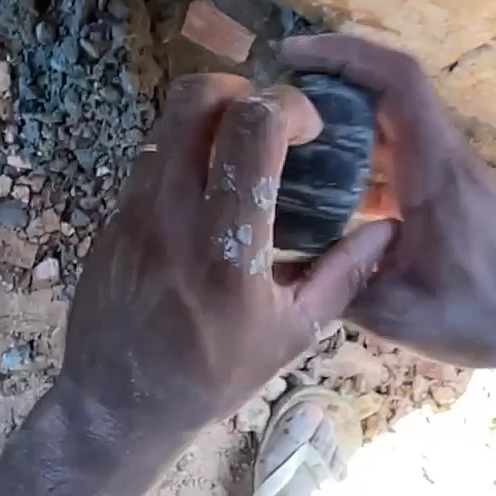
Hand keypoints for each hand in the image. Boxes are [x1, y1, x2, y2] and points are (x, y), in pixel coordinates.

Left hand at [60, 74, 394, 436]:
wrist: (121, 404)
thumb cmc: (212, 376)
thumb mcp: (290, 337)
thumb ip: (341, 277)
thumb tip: (385, 232)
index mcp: (227, 247)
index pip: (251, 129)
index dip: (288, 106)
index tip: (308, 127)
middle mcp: (171, 217)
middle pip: (193, 100)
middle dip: (239, 91)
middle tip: (265, 124)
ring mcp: (132, 216)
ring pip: (165, 128)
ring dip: (206, 127)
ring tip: (234, 163)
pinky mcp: (111, 224)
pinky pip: (147, 166)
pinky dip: (180, 162)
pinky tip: (201, 202)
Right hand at [283, 34, 495, 367]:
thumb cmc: (488, 312)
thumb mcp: (400, 314)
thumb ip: (336, 288)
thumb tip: (277, 274)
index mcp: (434, 171)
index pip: (396, 81)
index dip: (344, 53)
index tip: (292, 52)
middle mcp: (441, 159)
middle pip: (386, 91)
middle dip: (328, 81)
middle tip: (272, 102)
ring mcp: (445, 175)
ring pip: (388, 125)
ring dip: (340, 121)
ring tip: (284, 142)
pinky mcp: (445, 195)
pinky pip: (393, 158)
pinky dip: (354, 159)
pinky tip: (321, 193)